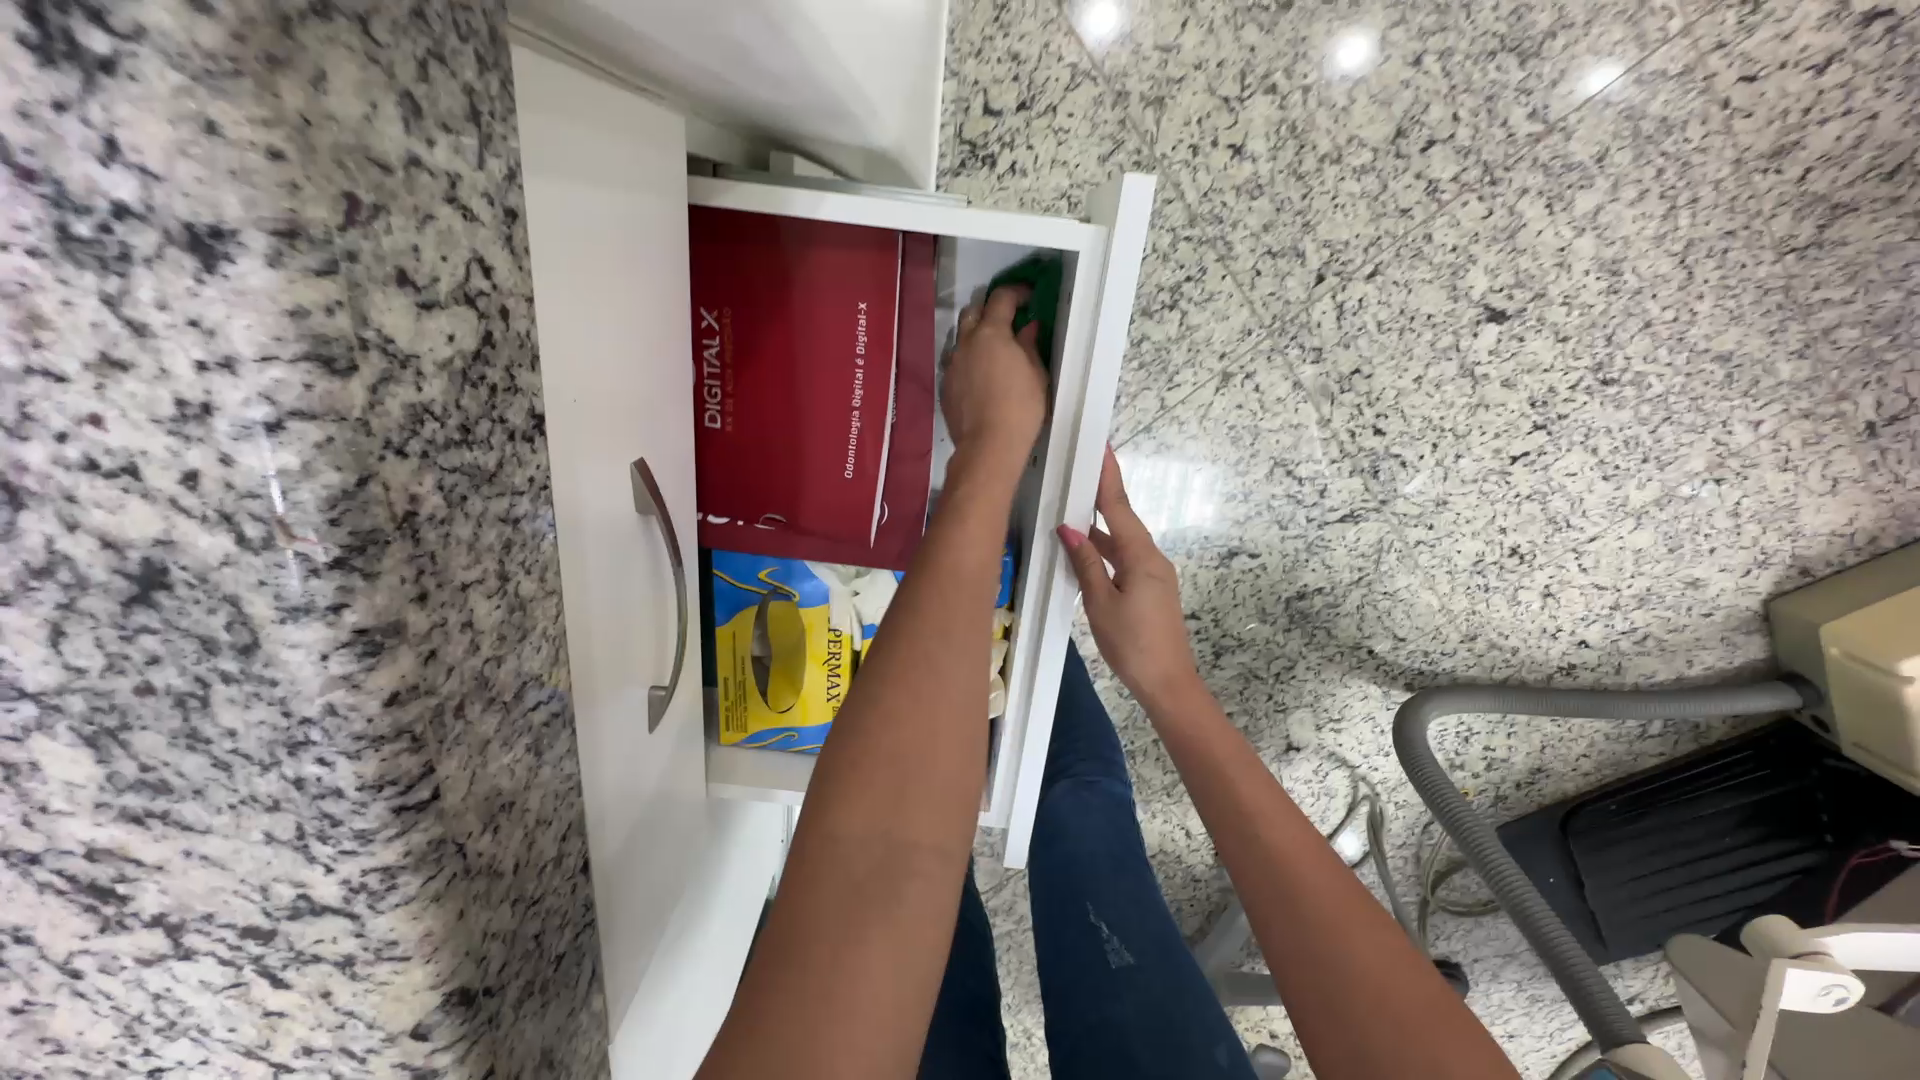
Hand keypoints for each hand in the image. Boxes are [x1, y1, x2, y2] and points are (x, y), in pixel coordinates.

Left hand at [942, 285, 1046, 479]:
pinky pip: (956, 362)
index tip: (1029, 297)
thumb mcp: (1036, 374)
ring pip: (961, 338)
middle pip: (972, 311)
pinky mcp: (946, 386)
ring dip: (976, 335)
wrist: (988, 445)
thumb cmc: (1021, 408)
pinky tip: (981, 375)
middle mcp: (966, 343)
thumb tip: (1027, 328)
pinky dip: (969, 359)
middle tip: (1007, 319)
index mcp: (991, 333)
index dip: (1017, 292)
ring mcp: (952, 364)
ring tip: (993, 349)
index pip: (1001, 298)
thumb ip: (1029, 346)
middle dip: (989, 308)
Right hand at [1058, 448, 1203, 709]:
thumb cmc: (1132, 644)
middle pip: (1123, 520)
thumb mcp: (1100, 603)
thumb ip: (1085, 563)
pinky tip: (1086, 551)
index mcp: (1141, 557)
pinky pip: (1124, 559)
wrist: (1167, 682)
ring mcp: (1153, 575)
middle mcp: (1151, 559)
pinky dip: (1105, 550)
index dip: (1109, 477)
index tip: (1101, 446)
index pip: (1120, 507)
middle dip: (1102, 496)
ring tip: (1074, 507)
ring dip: (1100, 526)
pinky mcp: (1150, 590)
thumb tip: (1069, 529)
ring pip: (1122, 542)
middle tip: (1080, 471)